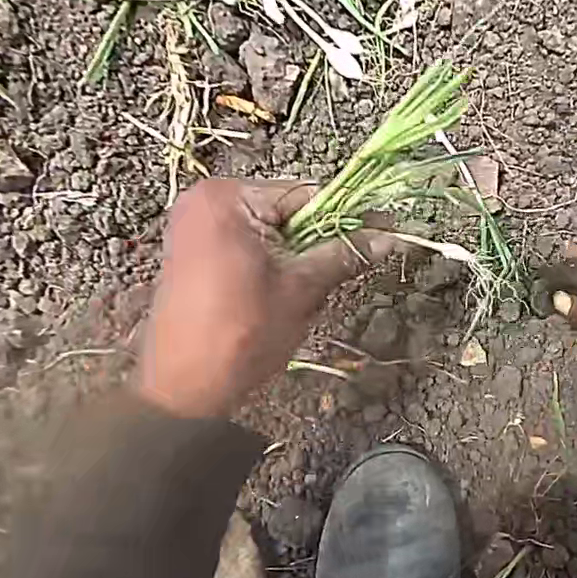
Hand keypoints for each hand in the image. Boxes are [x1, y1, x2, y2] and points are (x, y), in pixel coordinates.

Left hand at [133, 179, 391, 418]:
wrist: (186, 384)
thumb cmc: (242, 332)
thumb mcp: (303, 288)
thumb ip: (346, 254)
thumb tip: (390, 237)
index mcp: (228, 198)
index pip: (307, 193)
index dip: (347, 217)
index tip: (380, 234)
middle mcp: (205, 199)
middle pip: (288, 209)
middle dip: (319, 239)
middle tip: (340, 272)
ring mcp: (195, 223)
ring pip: (272, 229)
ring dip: (299, 254)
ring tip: (306, 290)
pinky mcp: (195, 249)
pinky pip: (250, 242)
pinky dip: (275, 260)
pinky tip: (282, 291)